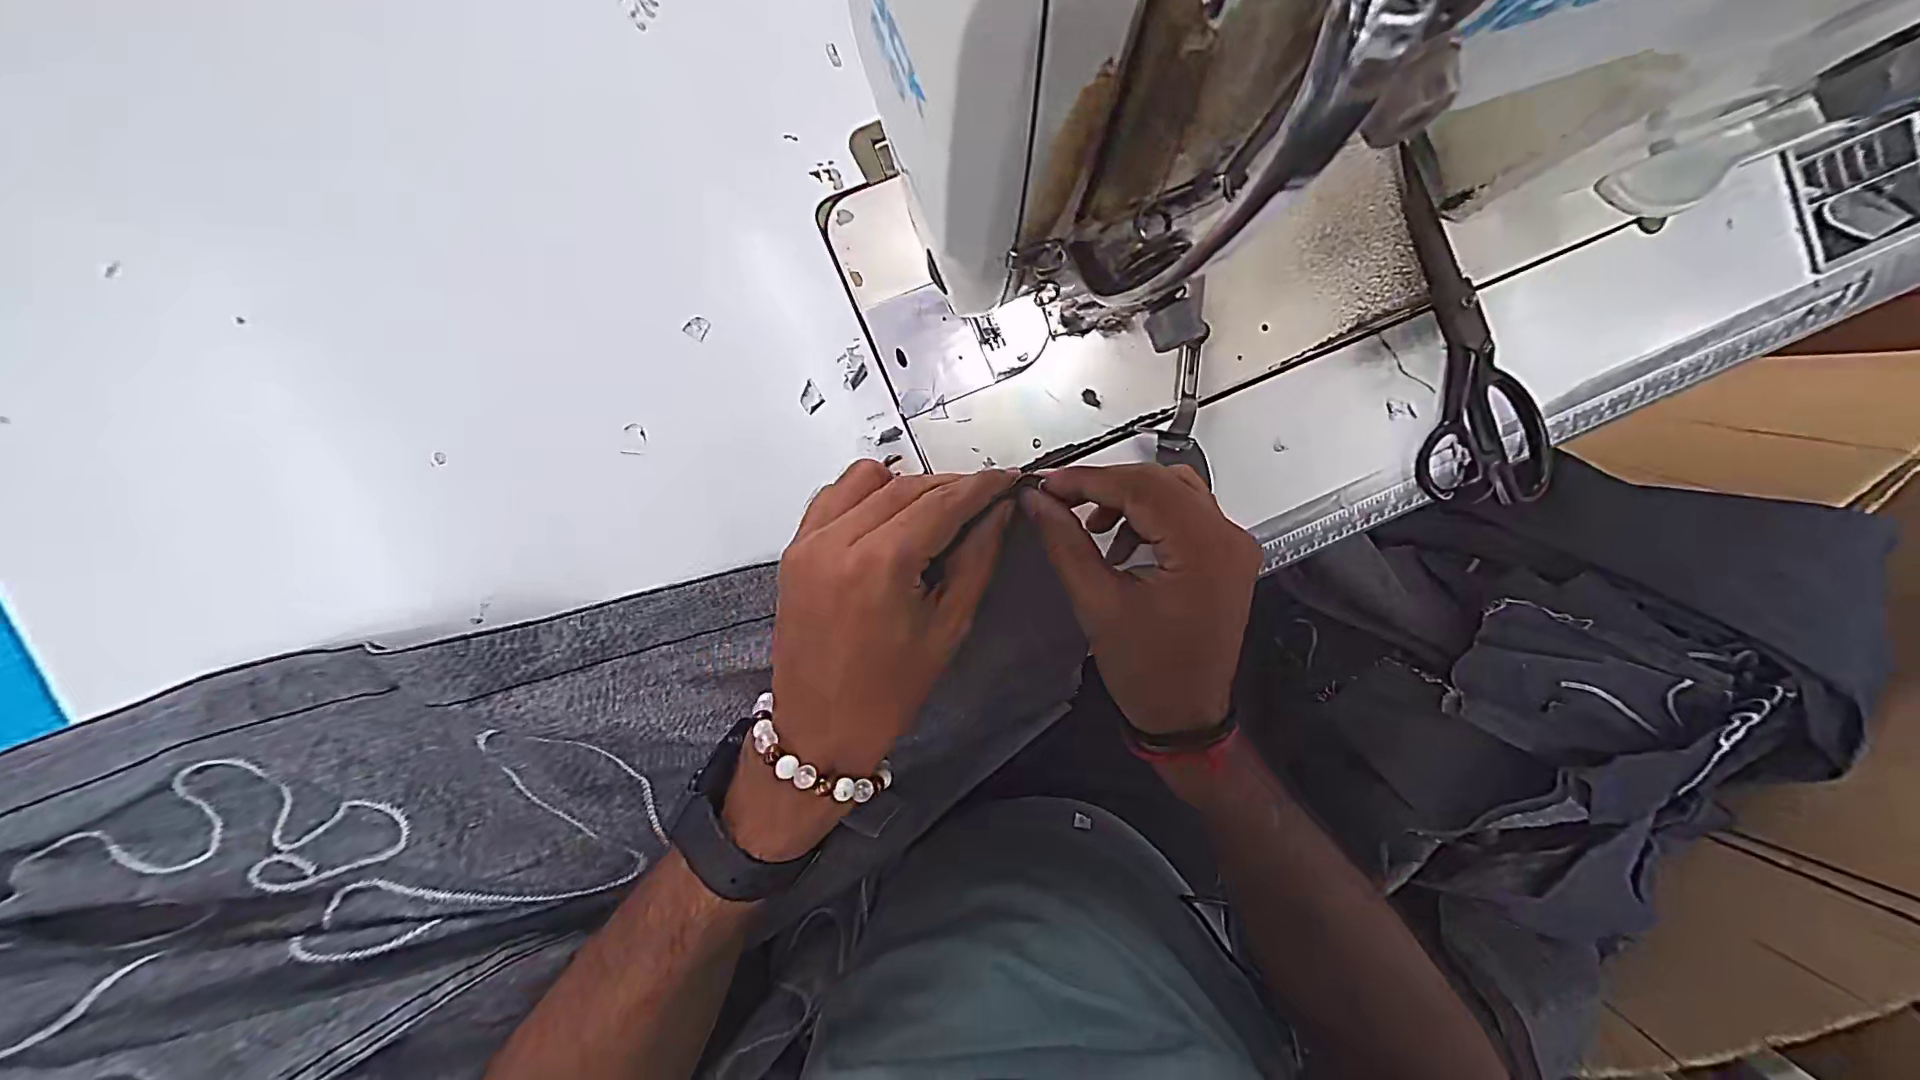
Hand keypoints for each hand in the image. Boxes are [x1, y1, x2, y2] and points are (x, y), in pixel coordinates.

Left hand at [725, 460, 1017, 859]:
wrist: (822, 728)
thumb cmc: (882, 694)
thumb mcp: (948, 627)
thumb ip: (977, 558)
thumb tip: (996, 515)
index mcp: (879, 565)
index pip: (942, 502)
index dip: (981, 487)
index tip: (1003, 481)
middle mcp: (837, 543)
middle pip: (908, 485)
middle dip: (951, 485)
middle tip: (981, 497)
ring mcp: (809, 543)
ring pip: (868, 479)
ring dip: (908, 484)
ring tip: (934, 511)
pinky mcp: (795, 550)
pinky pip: (832, 495)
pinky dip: (865, 494)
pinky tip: (887, 516)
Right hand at [1021, 463, 1260, 733]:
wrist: (1184, 713)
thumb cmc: (1151, 673)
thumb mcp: (1097, 603)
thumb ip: (1066, 542)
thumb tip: (1042, 503)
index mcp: (1203, 550)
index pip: (1141, 487)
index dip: (1088, 480)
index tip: (1052, 484)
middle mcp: (1228, 541)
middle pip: (1160, 481)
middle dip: (1104, 484)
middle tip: (1061, 496)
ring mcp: (1231, 547)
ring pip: (1173, 490)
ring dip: (1127, 497)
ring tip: (1090, 523)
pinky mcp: (1224, 556)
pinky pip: (1185, 513)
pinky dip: (1148, 514)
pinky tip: (1120, 540)